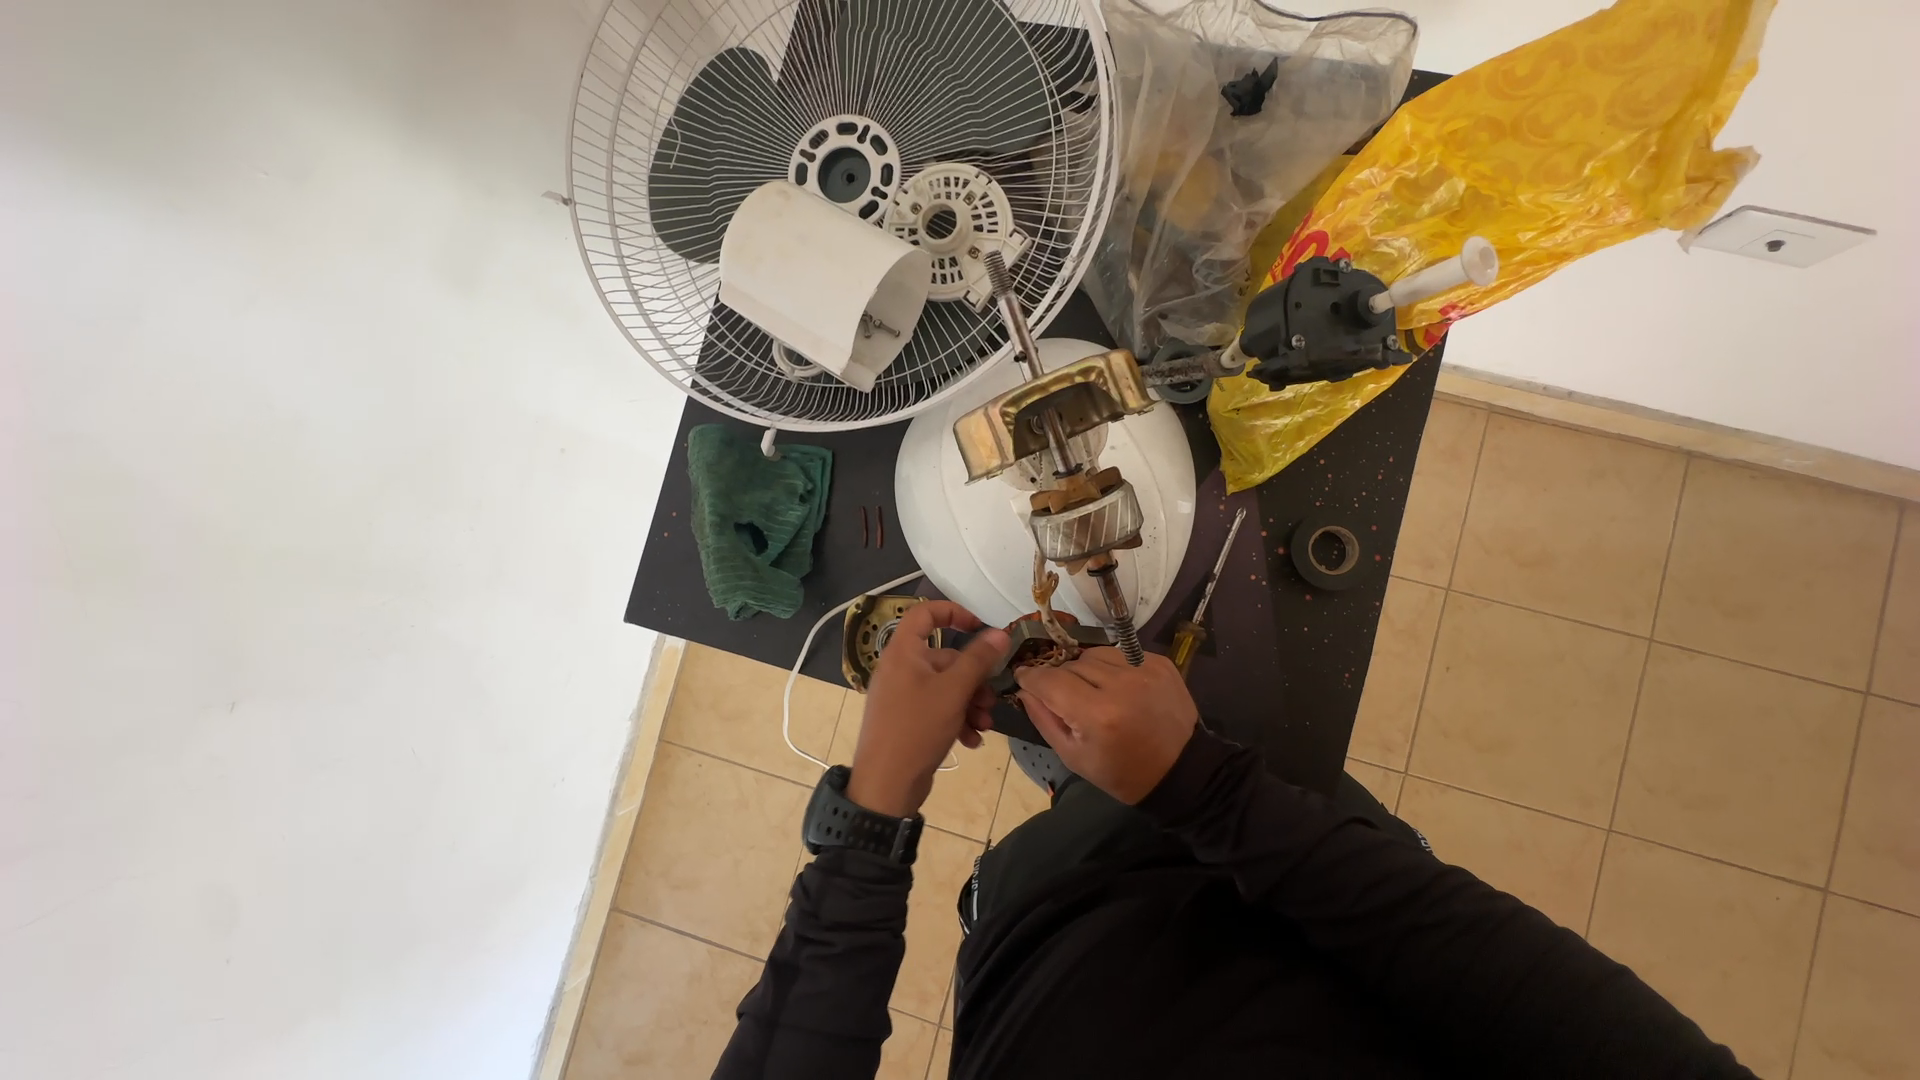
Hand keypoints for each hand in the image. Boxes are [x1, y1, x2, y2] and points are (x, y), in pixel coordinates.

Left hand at [846, 601, 1008, 817]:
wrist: (886, 784)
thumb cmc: (917, 728)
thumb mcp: (954, 691)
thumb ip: (978, 660)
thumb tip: (999, 633)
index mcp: (903, 652)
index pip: (924, 614)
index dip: (953, 612)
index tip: (979, 626)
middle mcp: (899, 668)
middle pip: (944, 658)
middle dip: (973, 679)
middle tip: (990, 700)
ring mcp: (901, 695)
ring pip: (945, 687)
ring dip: (969, 703)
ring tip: (984, 725)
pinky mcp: (906, 719)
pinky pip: (936, 708)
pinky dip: (956, 720)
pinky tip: (971, 740)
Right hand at [1014, 647, 1198, 803]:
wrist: (1181, 771)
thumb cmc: (1122, 772)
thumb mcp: (1074, 757)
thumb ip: (1044, 719)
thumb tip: (1024, 689)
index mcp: (1096, 714)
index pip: (1050, 680)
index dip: (1031, 677)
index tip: (1022, 677)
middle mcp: (1120, 684)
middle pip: (1071, 664)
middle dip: (1060, 678)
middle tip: (1065, 697)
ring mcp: (1143, 669)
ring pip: (1094, 654)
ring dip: (1086, 669)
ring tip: (1093, 691)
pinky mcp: (1160, 662)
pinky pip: (1120, 654)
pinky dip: (1112, 667)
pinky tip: (1118, 688)